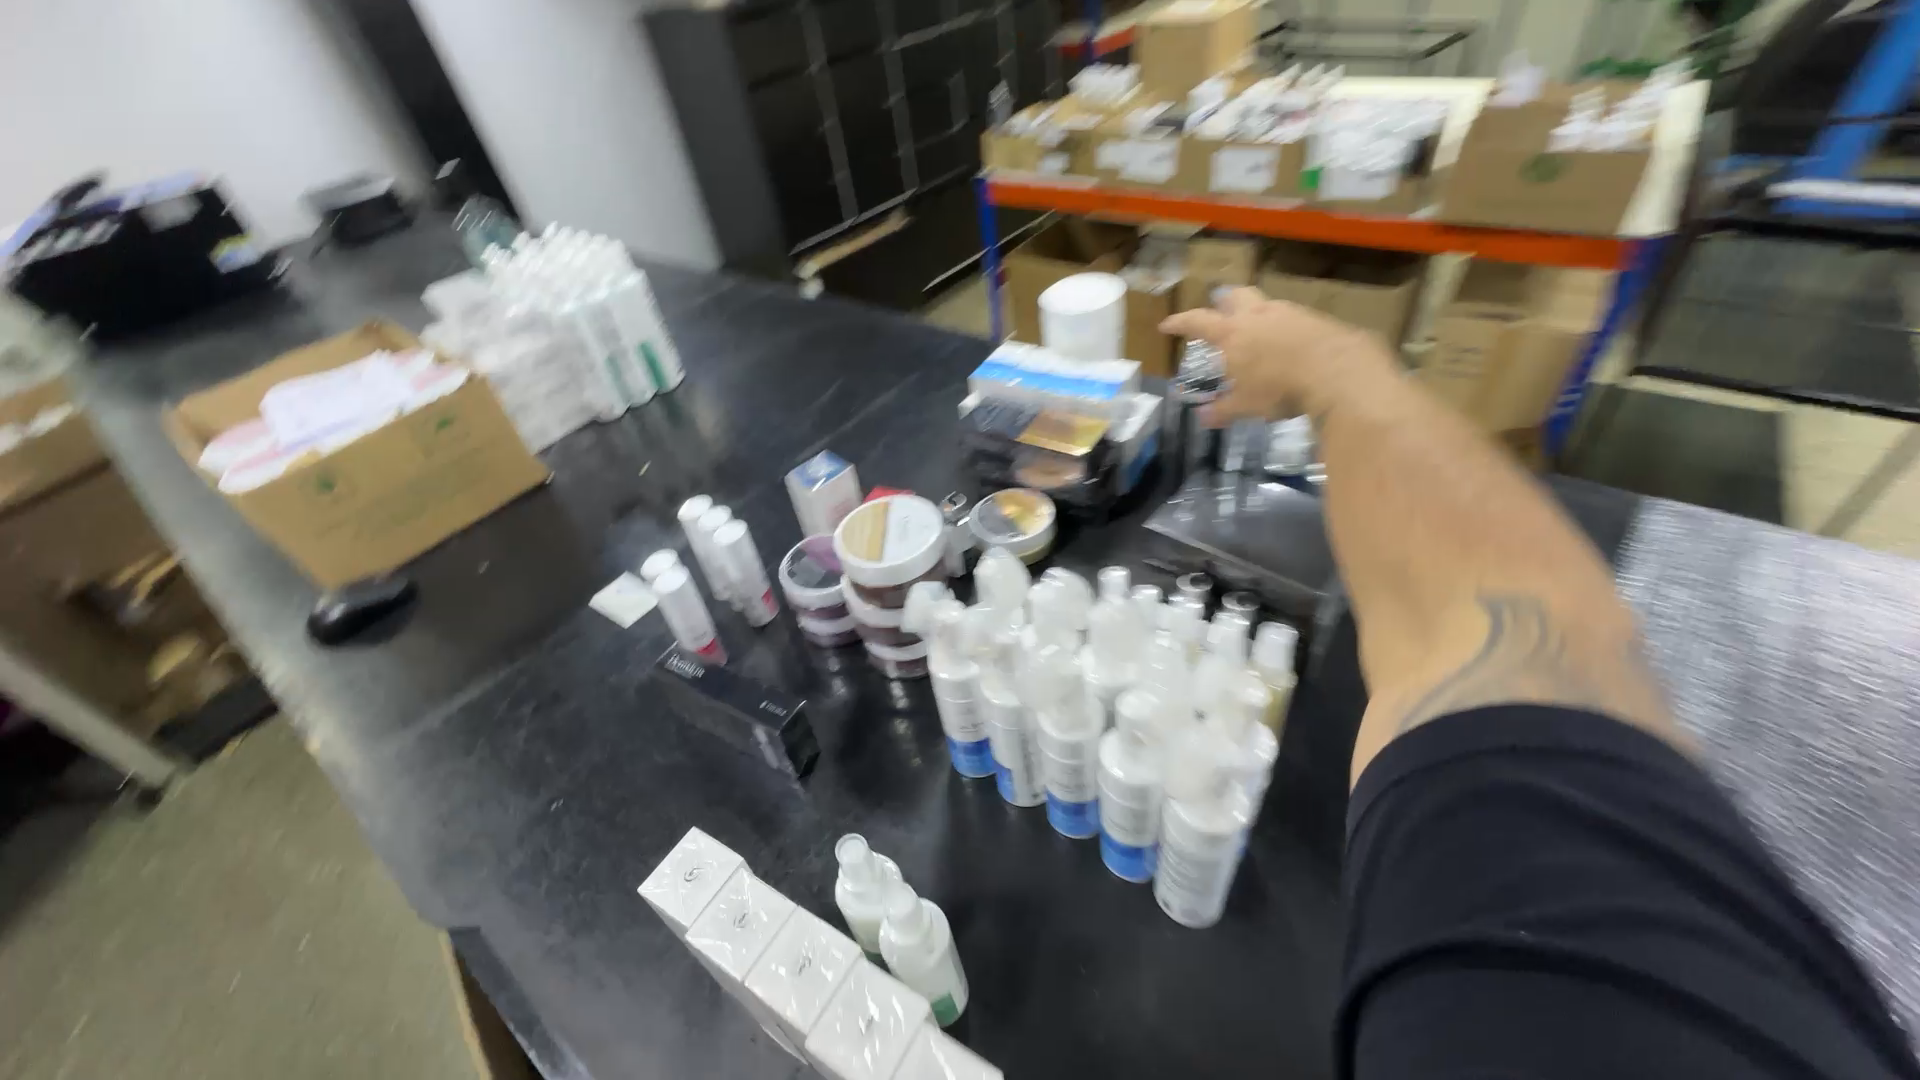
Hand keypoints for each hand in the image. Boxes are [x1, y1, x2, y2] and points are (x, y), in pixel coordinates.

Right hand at [1159, 288, 1395, 426]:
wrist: (1338, 372)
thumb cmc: (1280, 388)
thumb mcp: (1247, 405)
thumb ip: (1223, 409)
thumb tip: (1203, 418)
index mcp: (1233, 334)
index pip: (1198, 322)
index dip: (1180, 322)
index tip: (1167, 325)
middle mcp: (1258, 316)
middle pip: (1236, 296)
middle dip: (1225, 301)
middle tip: (1220, 307)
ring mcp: (1290, 314)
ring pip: (1267, 304)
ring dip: (1258, 313)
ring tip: (1258, 328)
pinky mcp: (1317, 320)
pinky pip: (1294, 318)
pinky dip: (1285, 327)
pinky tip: (1291, 343)